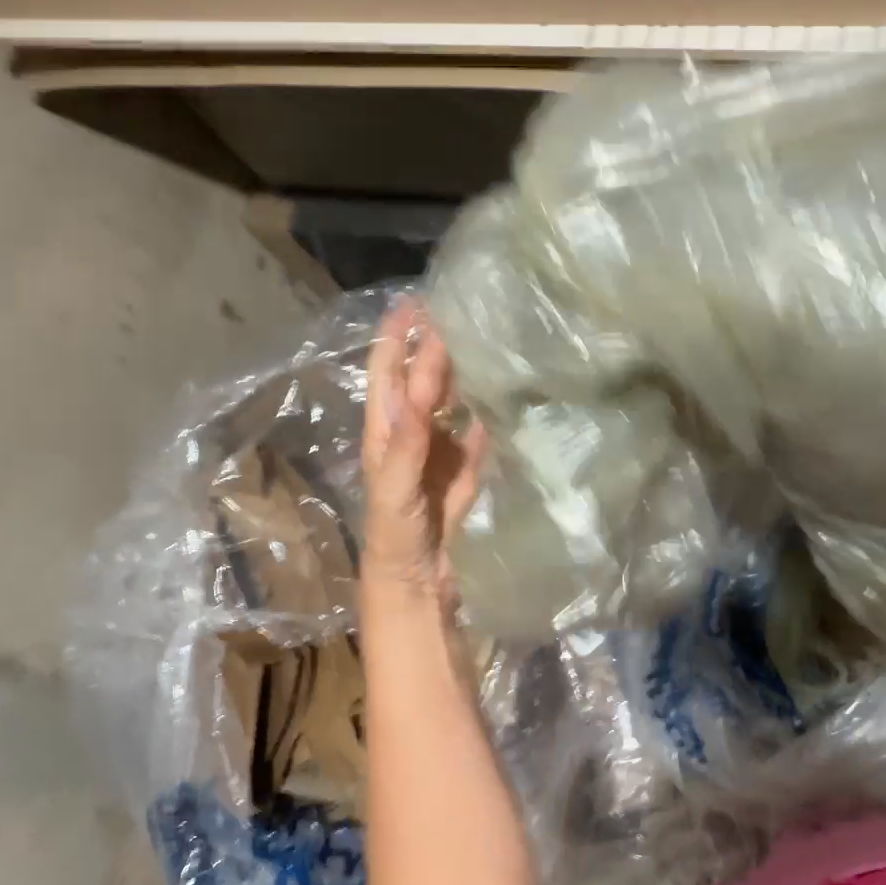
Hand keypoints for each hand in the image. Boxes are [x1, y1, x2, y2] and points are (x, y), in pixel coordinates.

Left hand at [361, 299, 489, 605]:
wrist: (416, 583)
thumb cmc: (395, 533)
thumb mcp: (396, 484)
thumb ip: (409, 438)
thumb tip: (422, 385)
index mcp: (386, 432)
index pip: (388, 374)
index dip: (397, 338)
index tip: (415, 302)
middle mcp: (411, 437)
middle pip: (421, 383)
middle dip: (433, 348)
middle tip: (459, 314)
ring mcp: (438, 456)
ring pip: (449, 408)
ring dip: (460, 379)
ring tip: (481, 346)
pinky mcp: (463, 477)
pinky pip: (475, 441)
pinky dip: (485, 421)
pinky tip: (499, 403)